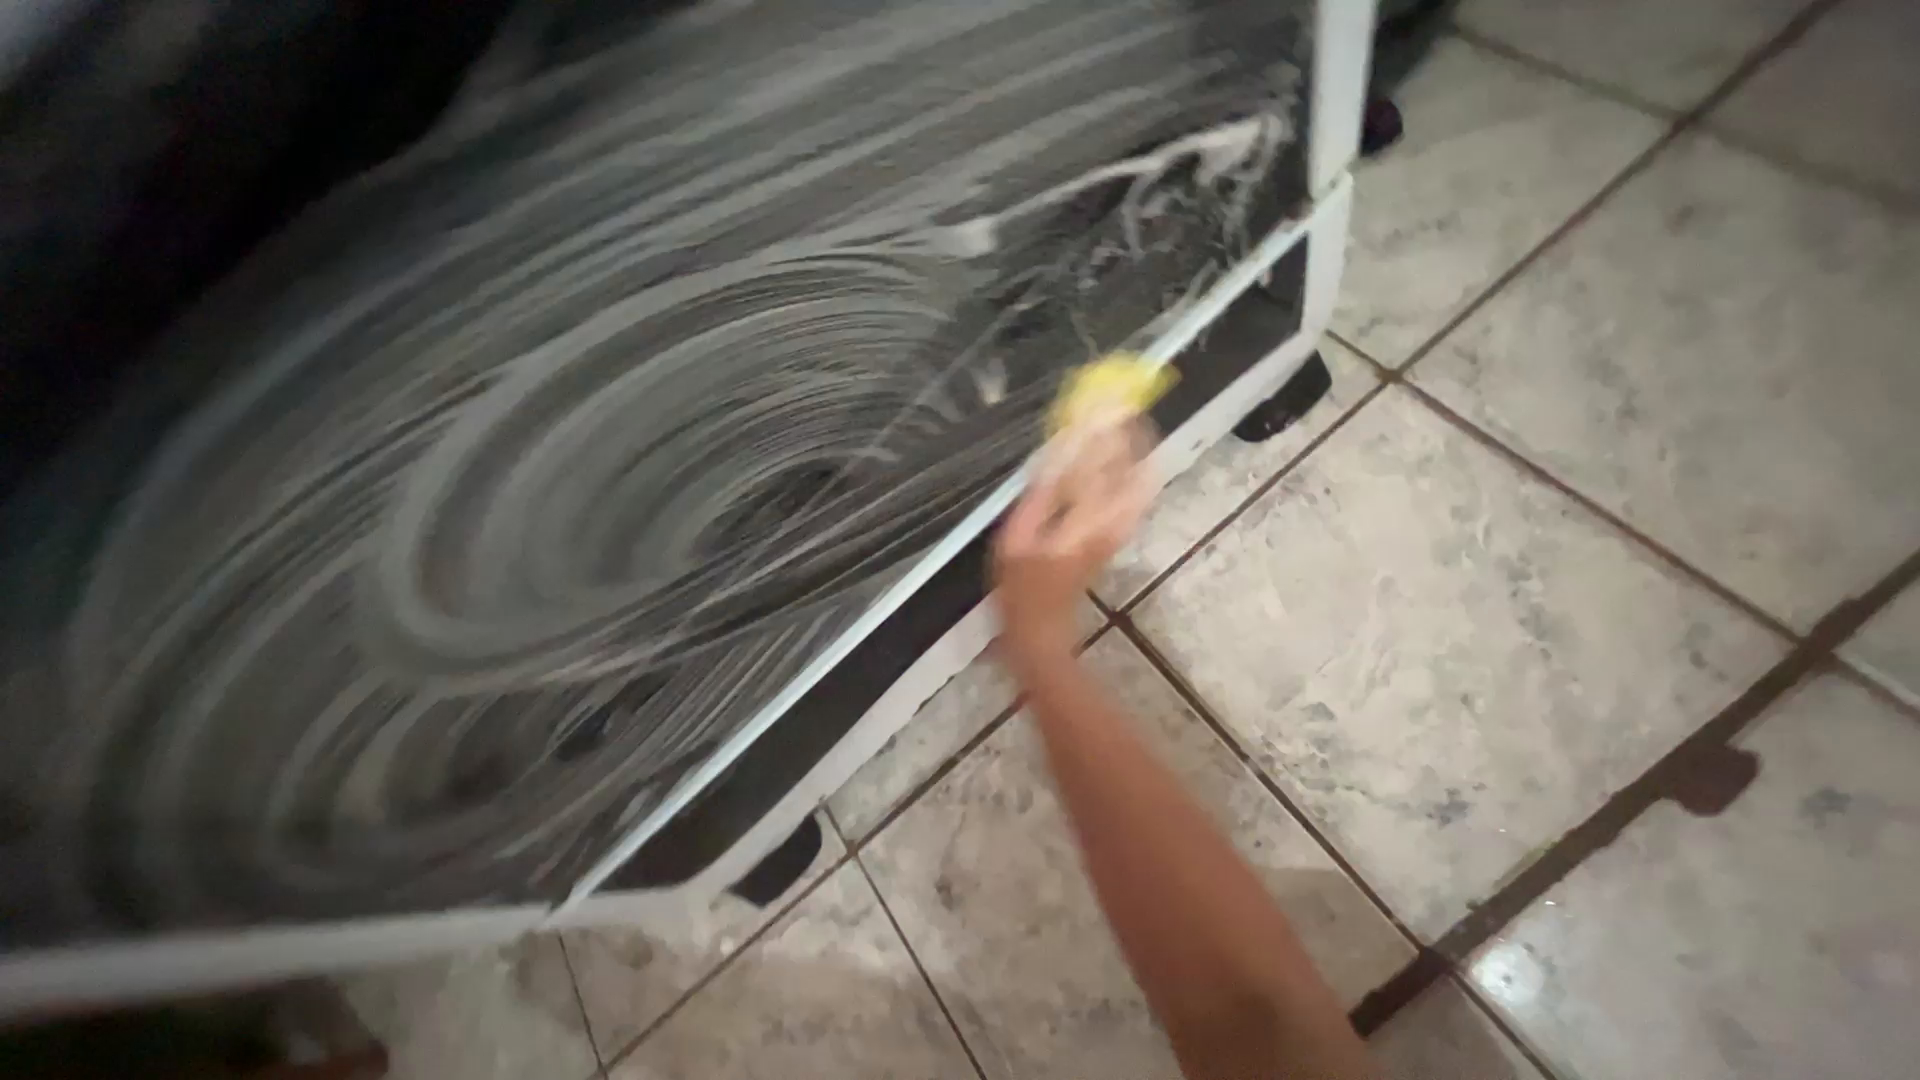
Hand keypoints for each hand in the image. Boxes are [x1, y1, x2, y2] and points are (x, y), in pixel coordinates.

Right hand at [992, 418, 1154, 671]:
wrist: (1042, 630)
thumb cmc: (1019, 588)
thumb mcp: (1015, 541)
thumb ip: (1038, 496)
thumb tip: (1054, 455)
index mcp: (1077, 518)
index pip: (1095, 465)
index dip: (1101, 433)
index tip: (1106, 404)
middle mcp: (1105, 521)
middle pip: (1124, 470)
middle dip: (1129, 437)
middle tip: (1129, 406)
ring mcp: (1115, 531)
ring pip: (1138, 484)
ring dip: (1138, 454)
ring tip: (1137, 424)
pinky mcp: (1116, 538)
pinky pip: (1136, 500)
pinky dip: (1141, 477)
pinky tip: (1142, 463)